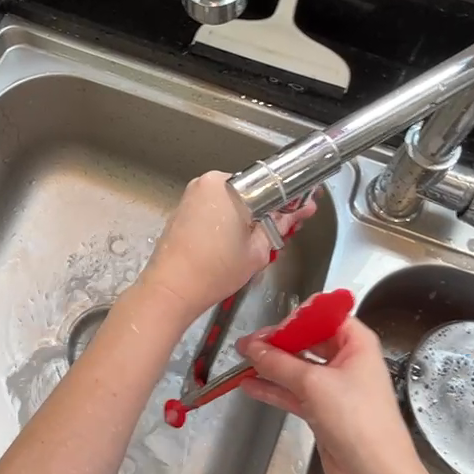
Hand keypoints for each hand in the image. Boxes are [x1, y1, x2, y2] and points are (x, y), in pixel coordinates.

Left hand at [137, 172, 314, 319]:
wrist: (170, 290)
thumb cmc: (215, 270)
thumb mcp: (258, 250)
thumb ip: (280, 226)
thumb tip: (298, 212)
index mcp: (228, 185)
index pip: (269, 184)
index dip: (289, 200)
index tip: (303, 208)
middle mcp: (207, 182)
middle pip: (250, 192)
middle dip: (268, 209)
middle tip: (285, 229)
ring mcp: (191, 195)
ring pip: (231, 201)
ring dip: (247, 217)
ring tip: (260, 241)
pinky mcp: (182, 211)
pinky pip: (214, 209)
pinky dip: (228, 221)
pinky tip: (236, 243)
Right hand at [237, 316, 422, 473]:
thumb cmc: (356, 419)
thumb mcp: (313, 383)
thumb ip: (278, 362)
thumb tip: (251, 346)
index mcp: (356, 343)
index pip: (323, 316)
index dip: (295, 319)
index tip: (269, 330)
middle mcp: (348, 361)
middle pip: (307, 342)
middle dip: (277, 343)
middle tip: (247, 345)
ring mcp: (335, 388)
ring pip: (298, 369)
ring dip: (271, 366)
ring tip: (241, 361)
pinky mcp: (324, 412)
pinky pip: (294, 393)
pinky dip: (273, 389)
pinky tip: (249, 385)